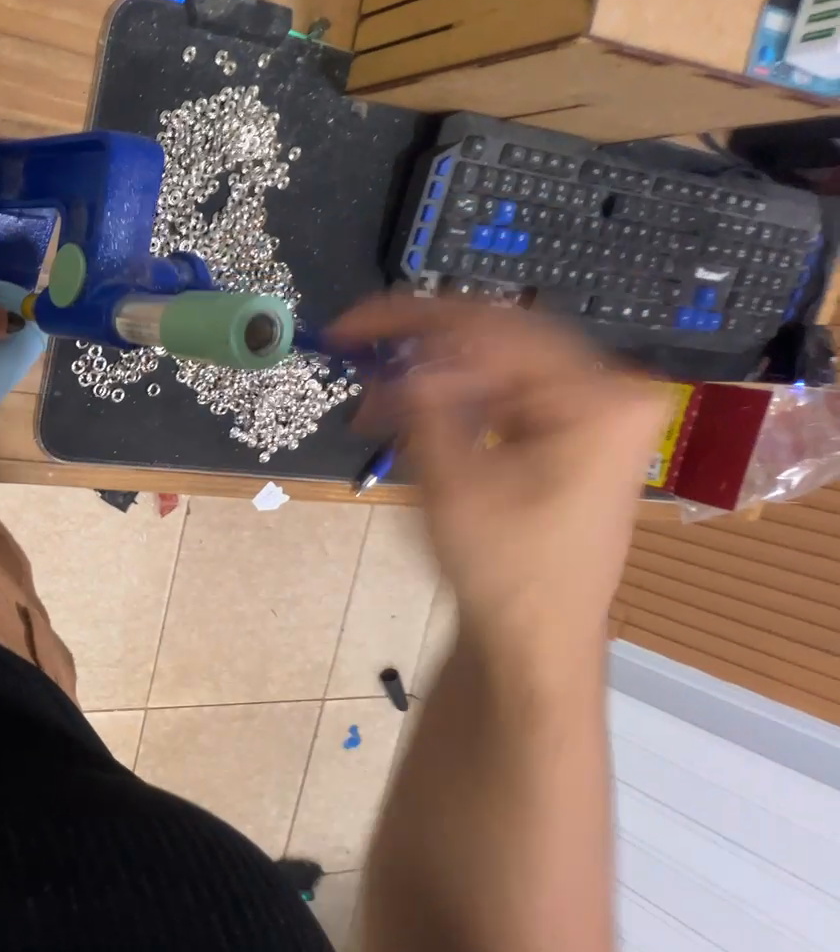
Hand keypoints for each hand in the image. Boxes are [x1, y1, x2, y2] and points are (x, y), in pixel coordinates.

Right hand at [328, 296, 668, 653]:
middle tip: (355, 351)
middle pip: (496, 338)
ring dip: (429, 374)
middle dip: (418, 345)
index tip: (347, 330)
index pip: (489, 327)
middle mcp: (606, 392)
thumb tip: (401, 360)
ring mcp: (593, 412)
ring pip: (495, 363)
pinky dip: (453, 395)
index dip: (409, 320)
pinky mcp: (573, 433)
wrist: (537, 631)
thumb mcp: (449, 480)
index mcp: (592, 397)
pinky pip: (504, 391)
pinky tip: (410, 412)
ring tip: (375, 401)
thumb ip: (424, 406)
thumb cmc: (500, 563)